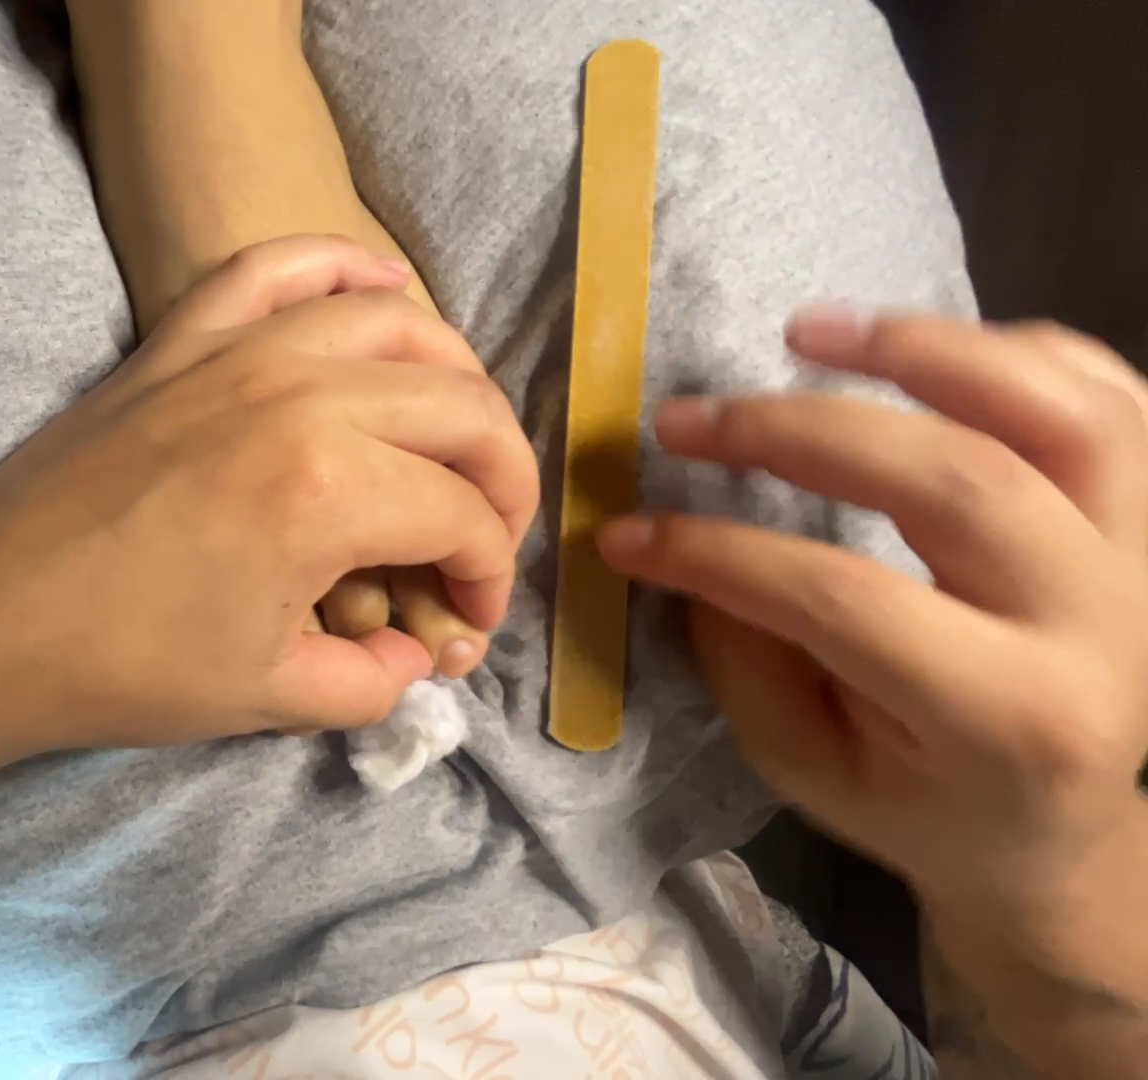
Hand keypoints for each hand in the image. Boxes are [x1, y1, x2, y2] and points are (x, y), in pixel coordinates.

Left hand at [0, 235, 537, 781]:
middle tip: (482, 537)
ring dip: (450, 373)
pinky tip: (378, 290)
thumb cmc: (121, 668)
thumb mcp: (269, 697)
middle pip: (456, 407)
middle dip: (499, 477)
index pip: (461, 516)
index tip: (467, 620)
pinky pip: (274, 267)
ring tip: (457, 431)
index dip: (486, 575)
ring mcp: (231, 351)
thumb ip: (374, 682)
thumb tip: (422, 657)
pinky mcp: (177, 341)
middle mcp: (295, 394)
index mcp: (326, 489)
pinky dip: (339, 266)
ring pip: (391, 322)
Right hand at [599, 308, 1147, 909]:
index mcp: (1002, 713)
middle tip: (682, 420)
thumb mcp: (795, 759)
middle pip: (956, 482)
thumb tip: (694, 551)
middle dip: (793, 433)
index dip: (711, 552)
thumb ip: (744, 655)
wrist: (1046, 824)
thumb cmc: (903, 801)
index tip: (622, 534)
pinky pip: (1107, 401)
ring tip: (805, 332)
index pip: (839, 596)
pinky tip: (902, 346)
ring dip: (922, 354)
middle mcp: (1103, 626)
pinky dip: (1002, 354)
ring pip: (1064, 417)